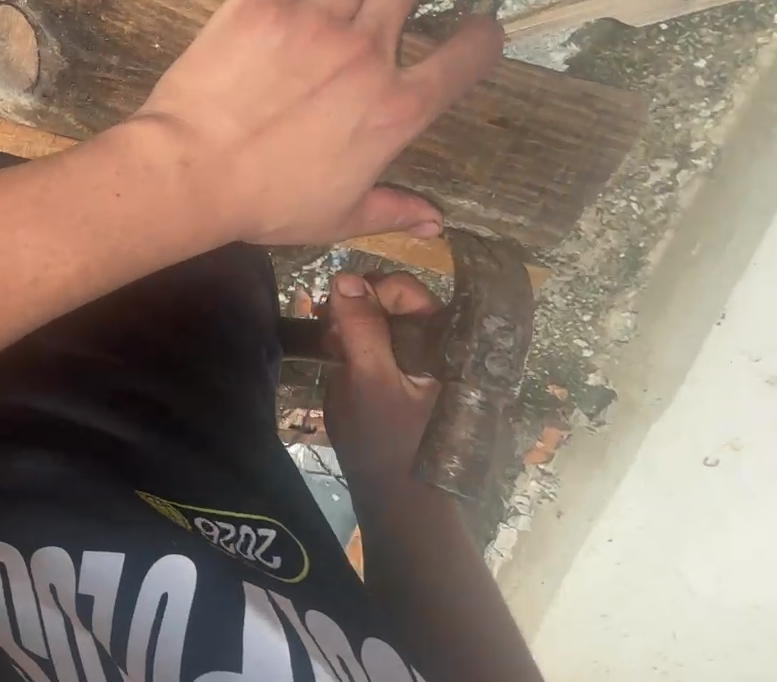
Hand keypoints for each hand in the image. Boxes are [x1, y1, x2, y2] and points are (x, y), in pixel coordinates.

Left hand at [122, 0, 501, 246]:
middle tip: (363, 9)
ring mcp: (313, 22)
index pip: (468, 55)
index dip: (478, 37)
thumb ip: (388, 210)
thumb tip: (434, 222)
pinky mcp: (260, 5)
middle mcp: (365, 52)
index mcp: (397, 107)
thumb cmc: (262, 202)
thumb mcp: (334, 219)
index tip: (470, 31)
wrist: (189, 171)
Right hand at [321, 271, 441, 493]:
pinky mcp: (409, 377)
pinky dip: (355, 342)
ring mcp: (426, 362)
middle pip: (392, 301)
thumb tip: (345, 278)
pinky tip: (339, 358)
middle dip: (355, 308)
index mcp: (447, 343)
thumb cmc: (388, 441)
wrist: (398, 497)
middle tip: (329, 334)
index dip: (366, 294)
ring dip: (351, 325)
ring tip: (331, 348)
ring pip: (383, 319)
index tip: (335, 316)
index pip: (403, 290)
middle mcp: (442, 346)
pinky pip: (380, 341)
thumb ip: (361, 328)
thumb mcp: (369, 380)